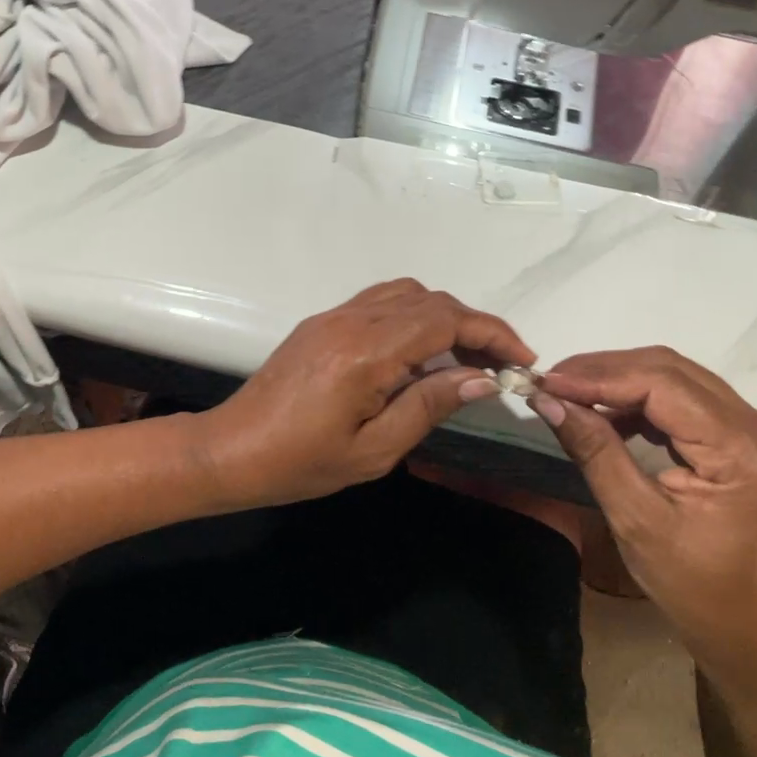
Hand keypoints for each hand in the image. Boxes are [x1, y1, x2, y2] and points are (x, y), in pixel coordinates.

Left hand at [196, 279, 535, 510]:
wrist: (234, 450)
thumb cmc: (302, 462)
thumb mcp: (375, 449)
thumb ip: (429, 405)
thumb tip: (481, 377)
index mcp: (366, 351)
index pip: (444, 320)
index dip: (492, 333)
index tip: (523, 361)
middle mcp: (350, 321)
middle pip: (428, 301)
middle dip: (473, 325)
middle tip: (500, 366)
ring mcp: (331, 318)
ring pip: (402, 295)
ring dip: (442, 317)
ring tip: (466, 360)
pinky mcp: (319, 325)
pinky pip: (377, 305)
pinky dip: (410, 319)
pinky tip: (420, 357)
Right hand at [534, 348, 756, 681]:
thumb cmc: (697, 587)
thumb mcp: (635, 519)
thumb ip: (595, 451)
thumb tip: (547, 401)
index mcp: (745, 452)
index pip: (663, 384)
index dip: (598, 376)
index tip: (546, 383)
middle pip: (673, 372)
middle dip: (605, 371)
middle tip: (551, 385)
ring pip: (681, 381)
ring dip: (622, 382)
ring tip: (572, 397)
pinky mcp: (753, 446)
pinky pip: (691, 404)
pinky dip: (645, 402)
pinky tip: (610, 416)